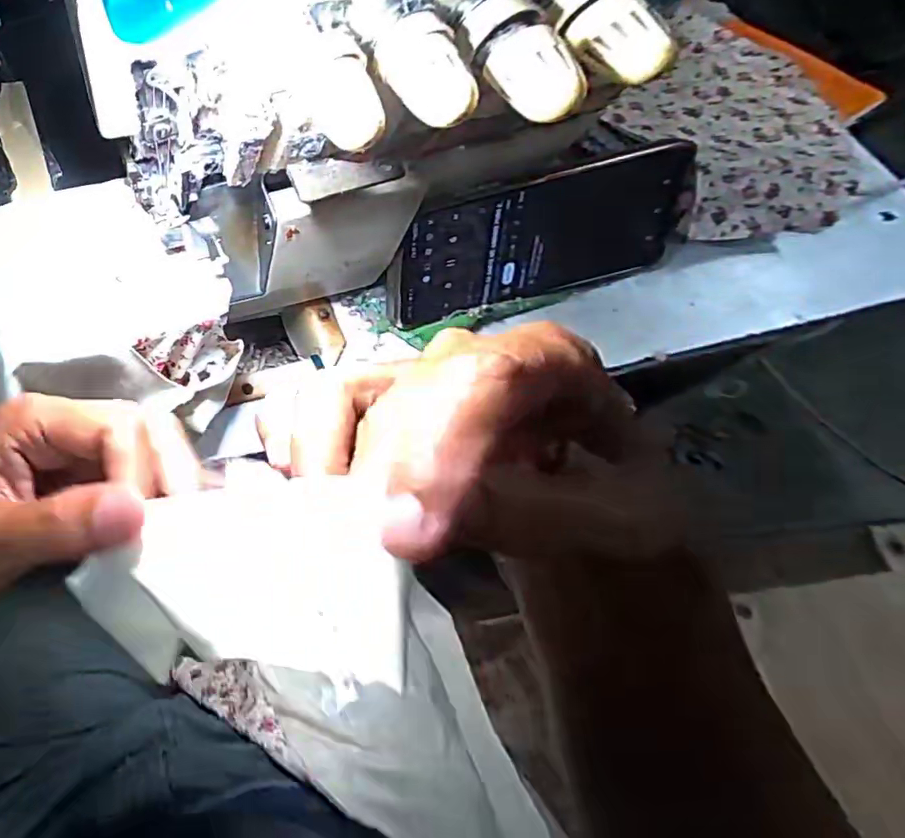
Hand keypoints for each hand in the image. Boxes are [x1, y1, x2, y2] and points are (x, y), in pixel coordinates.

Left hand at [0, 394, 205, 624]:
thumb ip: (59, 523)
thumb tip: (138, 510)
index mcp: (31, 419)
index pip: (112, 427)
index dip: (136, 474)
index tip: (139, 531)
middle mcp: (60, 423)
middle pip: (140, 426)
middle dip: (165, 473)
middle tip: (179, 529)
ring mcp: (74, 450)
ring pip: (148, 449)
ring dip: (169, 486)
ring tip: (182, 532)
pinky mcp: (85, 480)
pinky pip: (138, 478)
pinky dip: (159, 501)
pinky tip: (173, 529)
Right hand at [256, 322, 678, 561]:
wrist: (587, 529)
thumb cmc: (615, 519)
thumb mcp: (614, 526)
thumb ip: (519, 513)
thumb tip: (399, 518)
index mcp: (542, 363)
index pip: (481, 378)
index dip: (433, 445)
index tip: (402, 530)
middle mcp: (456, 362)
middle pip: (392, 390)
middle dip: (374, 468)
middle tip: (370, 542)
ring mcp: (400, 384)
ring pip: (329, 393)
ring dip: (316, 458)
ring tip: (333, 520)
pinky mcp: (359, 413)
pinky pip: (300, 413)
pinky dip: (289, 450)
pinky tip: (304, 490)